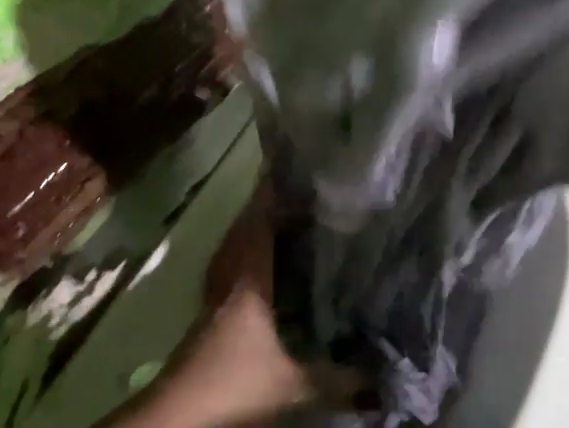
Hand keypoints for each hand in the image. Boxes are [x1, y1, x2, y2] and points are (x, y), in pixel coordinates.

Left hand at [105, 187, 349, 427]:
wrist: (184, 410)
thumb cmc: (237, 381)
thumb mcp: (295, 382)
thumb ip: (341, 377)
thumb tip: (385, 372)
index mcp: (248, 276)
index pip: (259, 219)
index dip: (273, 190)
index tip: (291, 165)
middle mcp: (229, 274)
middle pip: (245, 226)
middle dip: (268, 204)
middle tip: (299, 190)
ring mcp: (215, 292)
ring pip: (235, 245)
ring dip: (256, 227)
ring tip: (287, 219)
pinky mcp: (209, 312)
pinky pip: (231, 266)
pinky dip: (248, 254)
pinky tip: (268, 267)